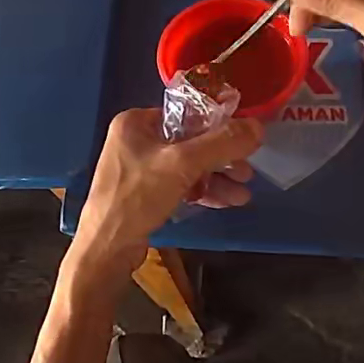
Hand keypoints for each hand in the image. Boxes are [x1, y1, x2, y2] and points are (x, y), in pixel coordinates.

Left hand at [70, 109, 262, 282]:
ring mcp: (138, 168)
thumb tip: (257, 126)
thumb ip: (221, 143)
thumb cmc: (137, 196)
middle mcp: (136, 140)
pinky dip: (202, 190)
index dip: (217, 126)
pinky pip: (179, 184)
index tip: (244, 139)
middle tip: (246, 171)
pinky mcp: (144, 193)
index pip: (185, 114)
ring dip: (216, 177)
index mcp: (136, 122)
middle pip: (190, 141)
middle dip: (221, 158)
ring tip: (243, 192)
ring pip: (187, 165)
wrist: (105, 248)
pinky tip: (227, 201)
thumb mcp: (183, 164)